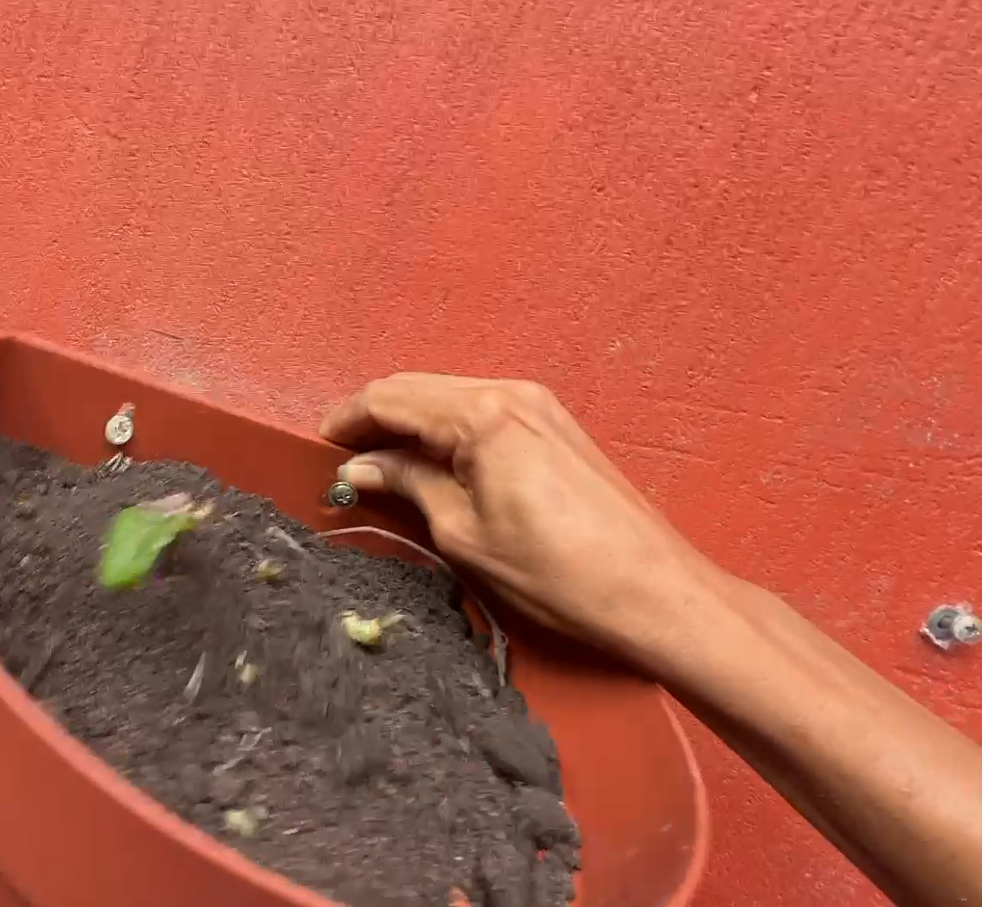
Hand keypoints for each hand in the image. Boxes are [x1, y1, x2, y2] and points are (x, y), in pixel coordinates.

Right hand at [319, 373, 725, 669]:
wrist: (660, 595)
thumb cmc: (560, 574)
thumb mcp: (461, 532)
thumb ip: (407, 483)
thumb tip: (363, 466)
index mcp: (481, 417)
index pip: (390, 398)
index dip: (347, 417)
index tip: (321, 442)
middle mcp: (508, 394)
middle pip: (415, 387)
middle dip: (372, 415)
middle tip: (343, 452)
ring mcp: (536, 403)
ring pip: (444, 393)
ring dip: (406, 418)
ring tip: (379, 458)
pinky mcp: (552, 422)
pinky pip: (475, 406)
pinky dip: (440, 424)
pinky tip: (427, 455)